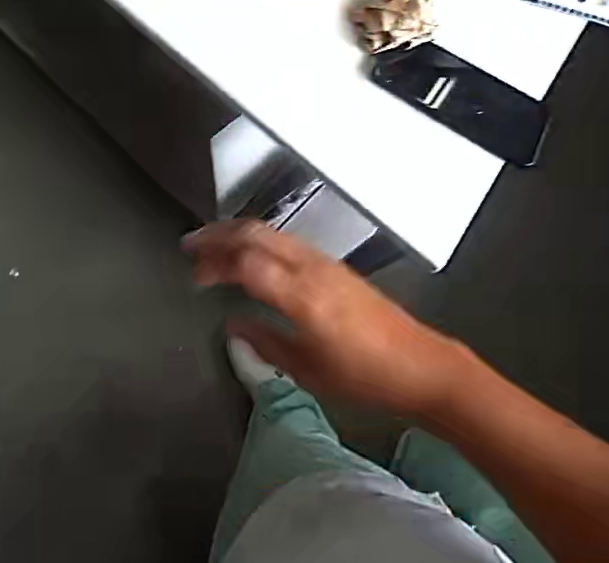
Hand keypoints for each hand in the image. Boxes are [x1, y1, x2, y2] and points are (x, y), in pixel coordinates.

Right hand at [184, 220, 473, 417]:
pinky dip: (261, 240)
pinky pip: (288, 241)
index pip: (248, 262)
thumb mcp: (309, 371)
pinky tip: (252, 254)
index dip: (215, 262)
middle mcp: (312, 268)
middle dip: (220, 234)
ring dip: (240, 234)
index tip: (194, 273)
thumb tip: (233, 326)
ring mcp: (325, 261)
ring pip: (273, 232)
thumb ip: (266, 344)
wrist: (418, 362)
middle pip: (258, 234)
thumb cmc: (364, 376)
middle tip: (191, 244)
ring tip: (213, 246)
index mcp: (303, 296)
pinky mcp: (334, 264)